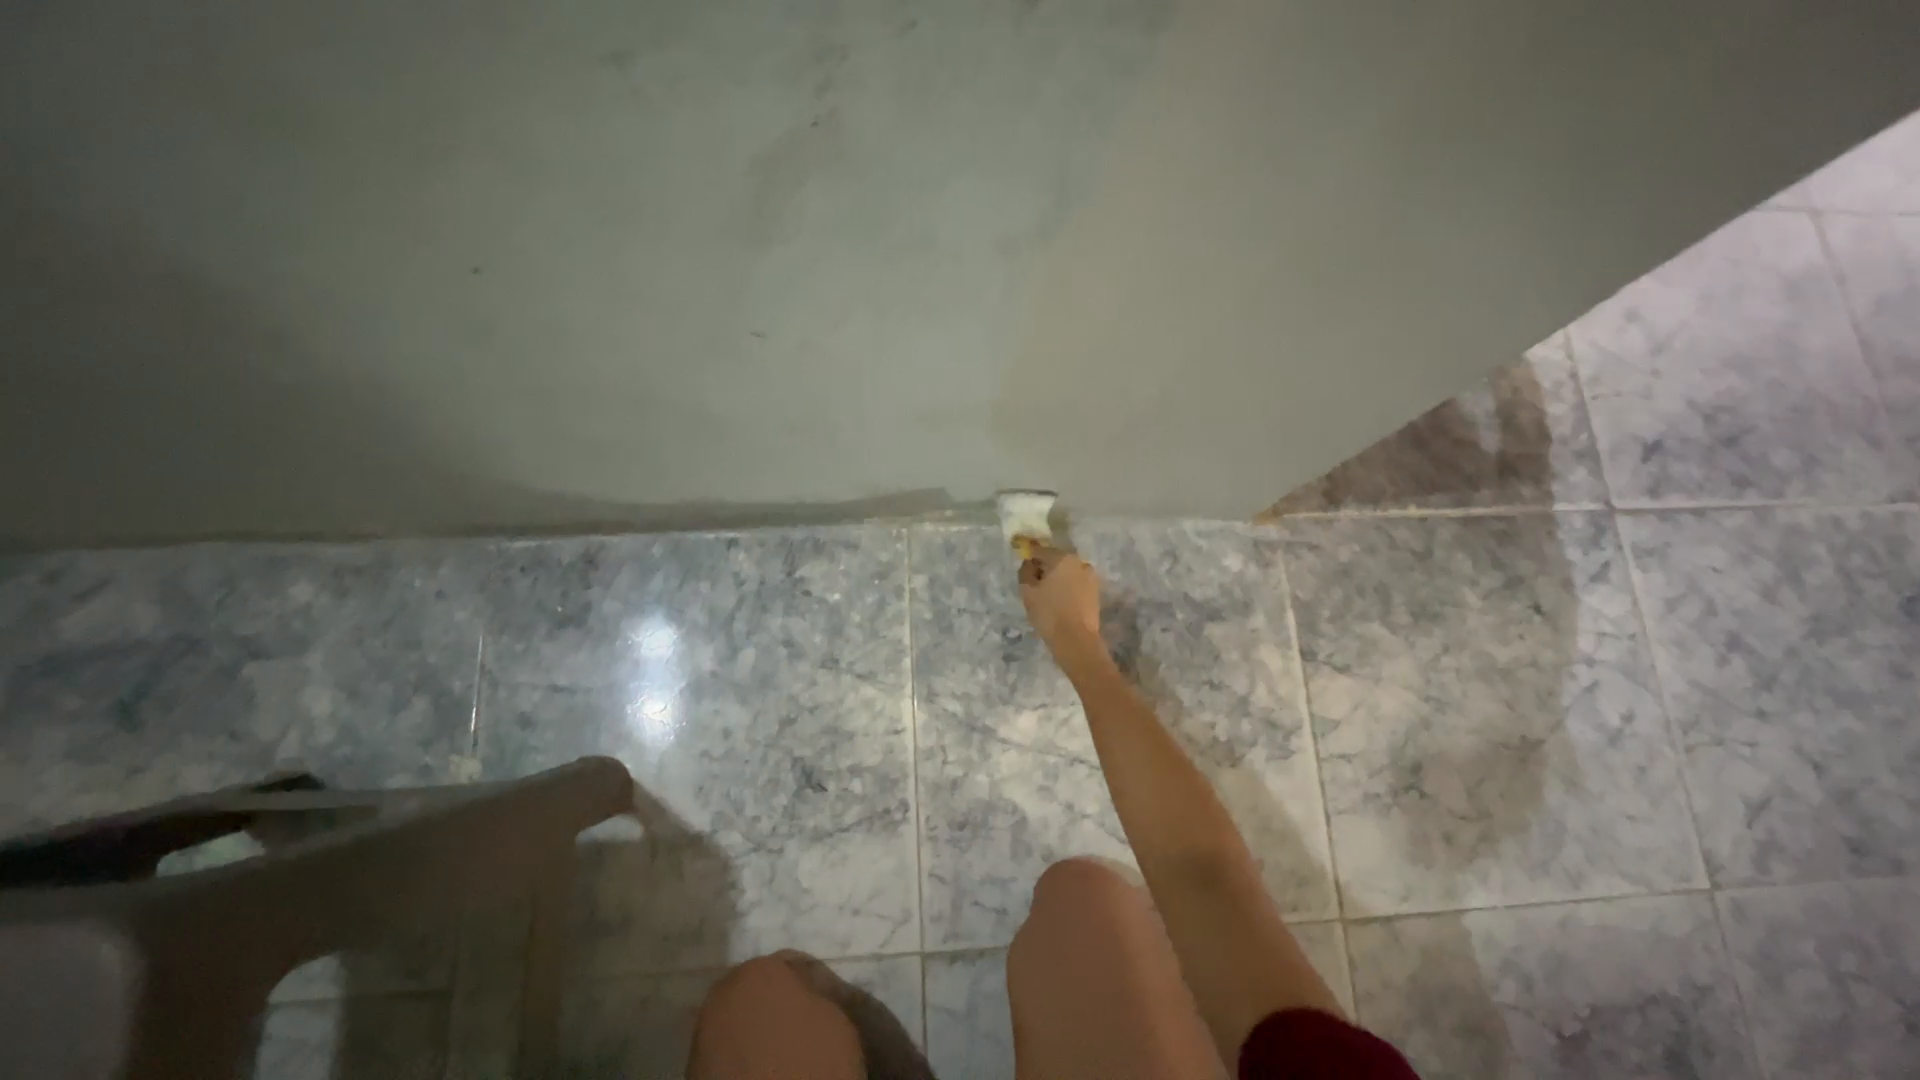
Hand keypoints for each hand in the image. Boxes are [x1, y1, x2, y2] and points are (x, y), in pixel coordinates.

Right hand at [1019, 545, 1103, 661]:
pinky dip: (1068, 588)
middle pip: (1056, 560)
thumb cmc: (1049, 612)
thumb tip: (1030, 563)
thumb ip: (1025, 571)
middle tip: (1034, 583)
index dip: (1029, 555)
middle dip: (1045, 568)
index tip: (1023, 563)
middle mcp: (1079, 562)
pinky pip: (1076, 584)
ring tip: (1048, 595)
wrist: (1076, 639)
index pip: (1040, 550)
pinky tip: (1060, 602)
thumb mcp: (1027, 591)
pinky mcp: (1095, 592)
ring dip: (1058, 578)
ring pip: (1068, 572)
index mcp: (1062, 558)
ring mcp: (1090, 577)